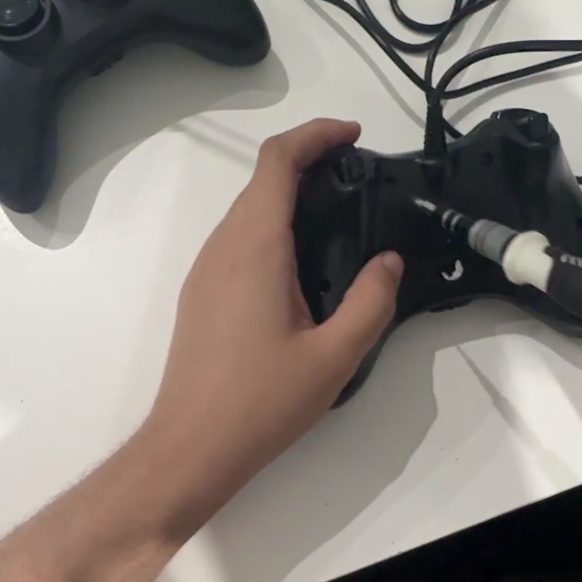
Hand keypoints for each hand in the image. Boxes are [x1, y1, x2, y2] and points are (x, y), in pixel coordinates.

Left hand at [140, 119, 402, 519]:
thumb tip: (389, 262)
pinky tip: (300, 279)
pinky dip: (271, 237)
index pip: (278, 161)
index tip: (354, 137)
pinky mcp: (200, 298)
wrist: (192, 446)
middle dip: (310, 170)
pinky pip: (237, 246)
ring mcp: (205, 273)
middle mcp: (222, 249)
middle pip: (262, 183)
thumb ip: (371, 302)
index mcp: (255, 249)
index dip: (317, 134)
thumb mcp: (335, 358)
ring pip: (247, 215)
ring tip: (338, 236)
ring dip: (289, 206)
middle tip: (360, 193)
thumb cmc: (261, 403)